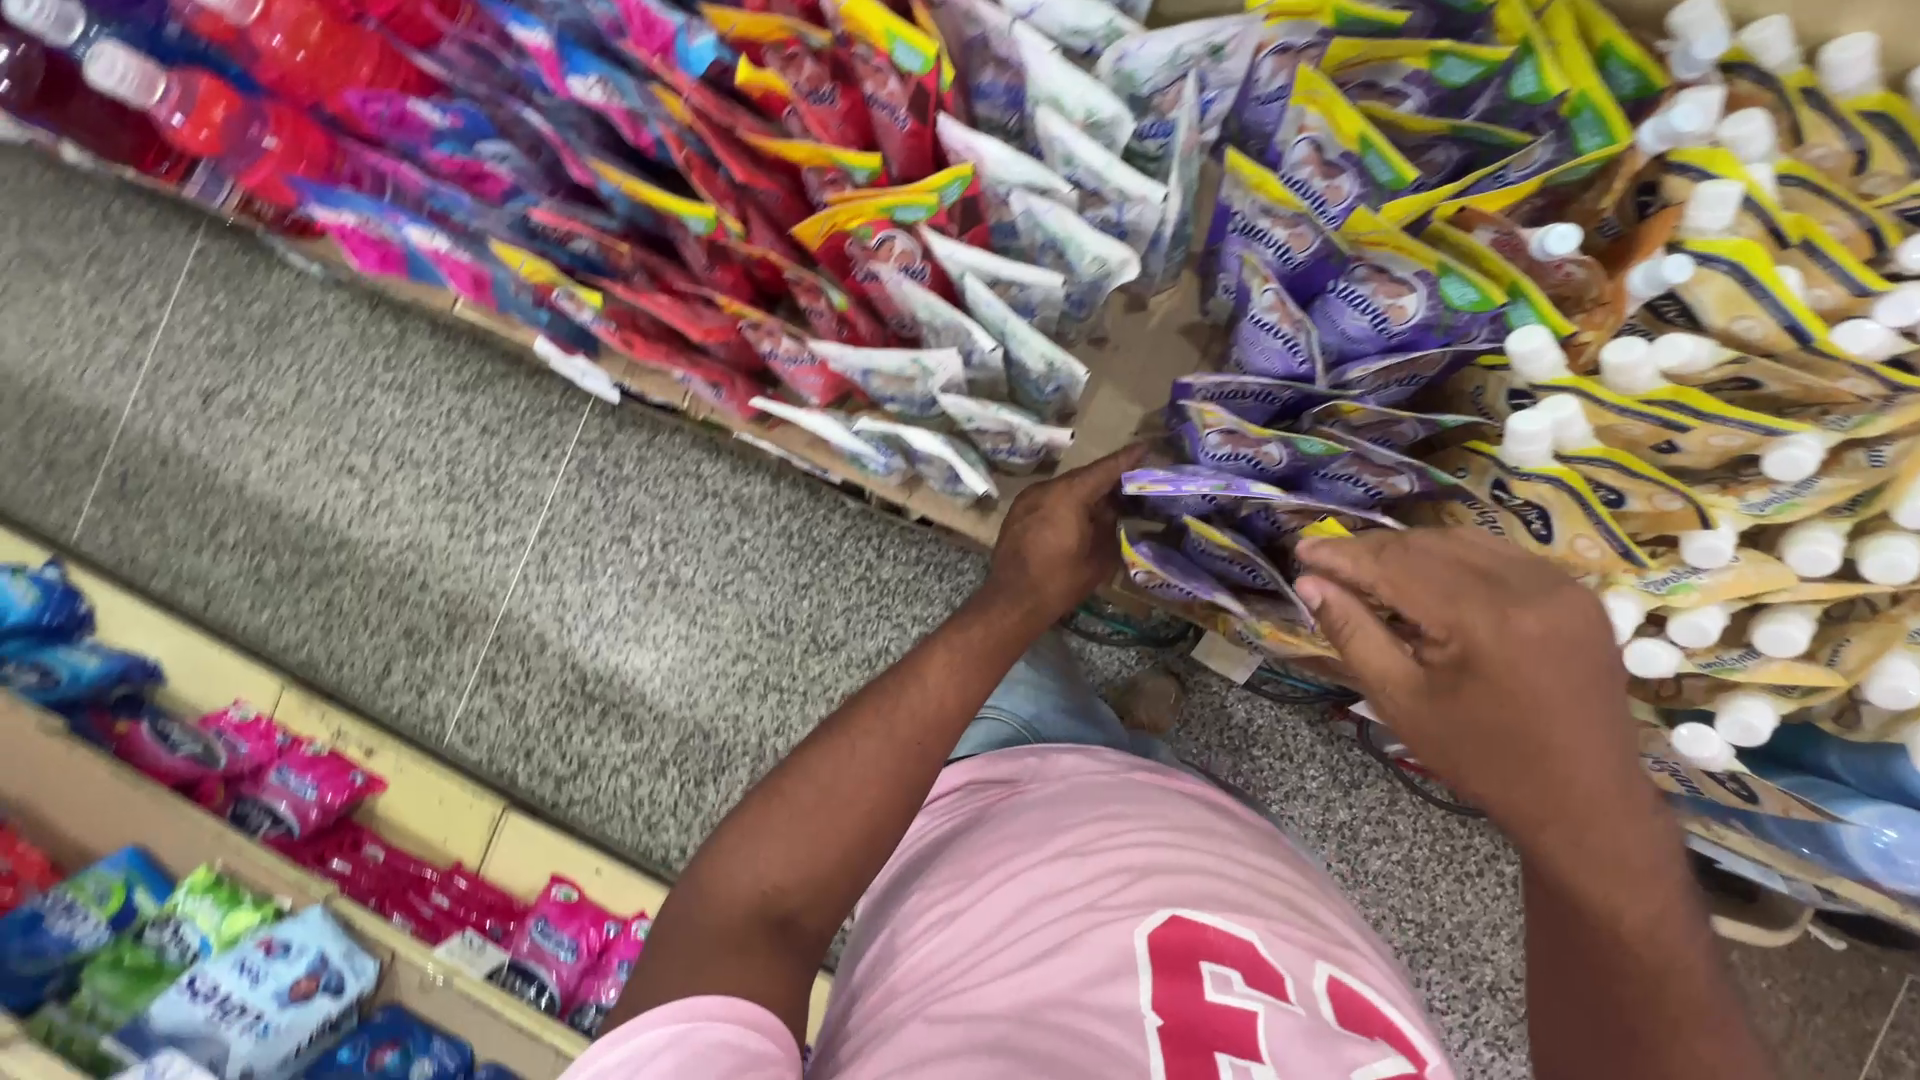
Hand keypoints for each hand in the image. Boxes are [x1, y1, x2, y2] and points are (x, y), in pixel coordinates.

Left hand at [985, 444, 1148, 626]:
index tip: (1146, 447)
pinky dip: (1068, 502)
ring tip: (1109, 501)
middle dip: (1108, 479)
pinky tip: (1080, 516)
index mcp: (1068, 494)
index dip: (1127, 459)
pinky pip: (1050, 499)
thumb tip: (1112, 511)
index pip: (1104, 469)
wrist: (1013, 601)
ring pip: (1065, 488)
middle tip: (1132, 482)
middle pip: (1083, 477)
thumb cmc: (1060, 582)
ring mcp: (1027, 499)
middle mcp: (1045, 488)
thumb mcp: (1099, 557)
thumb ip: (1110, 526)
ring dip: (1087, 492)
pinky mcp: (1018, 512)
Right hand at [1294, 528, 1648, 854]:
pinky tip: (1424, 574)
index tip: (1300, 550)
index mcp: (1486, 620)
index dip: (1343, 555)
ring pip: (1464, 541)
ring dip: (1409, 548)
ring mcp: (1562, 585)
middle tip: (1325, 558)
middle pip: (1430, 545)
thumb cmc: (1480, 757)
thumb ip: (1353, 632)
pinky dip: (1452, 556)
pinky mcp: (1577, 593)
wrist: (1583, 798)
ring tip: (1366, 564)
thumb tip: (1309, 583)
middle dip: (1371, 548)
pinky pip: (1499, 554)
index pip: (1397, 565)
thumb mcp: (1401, 700)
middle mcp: (1530, 587)